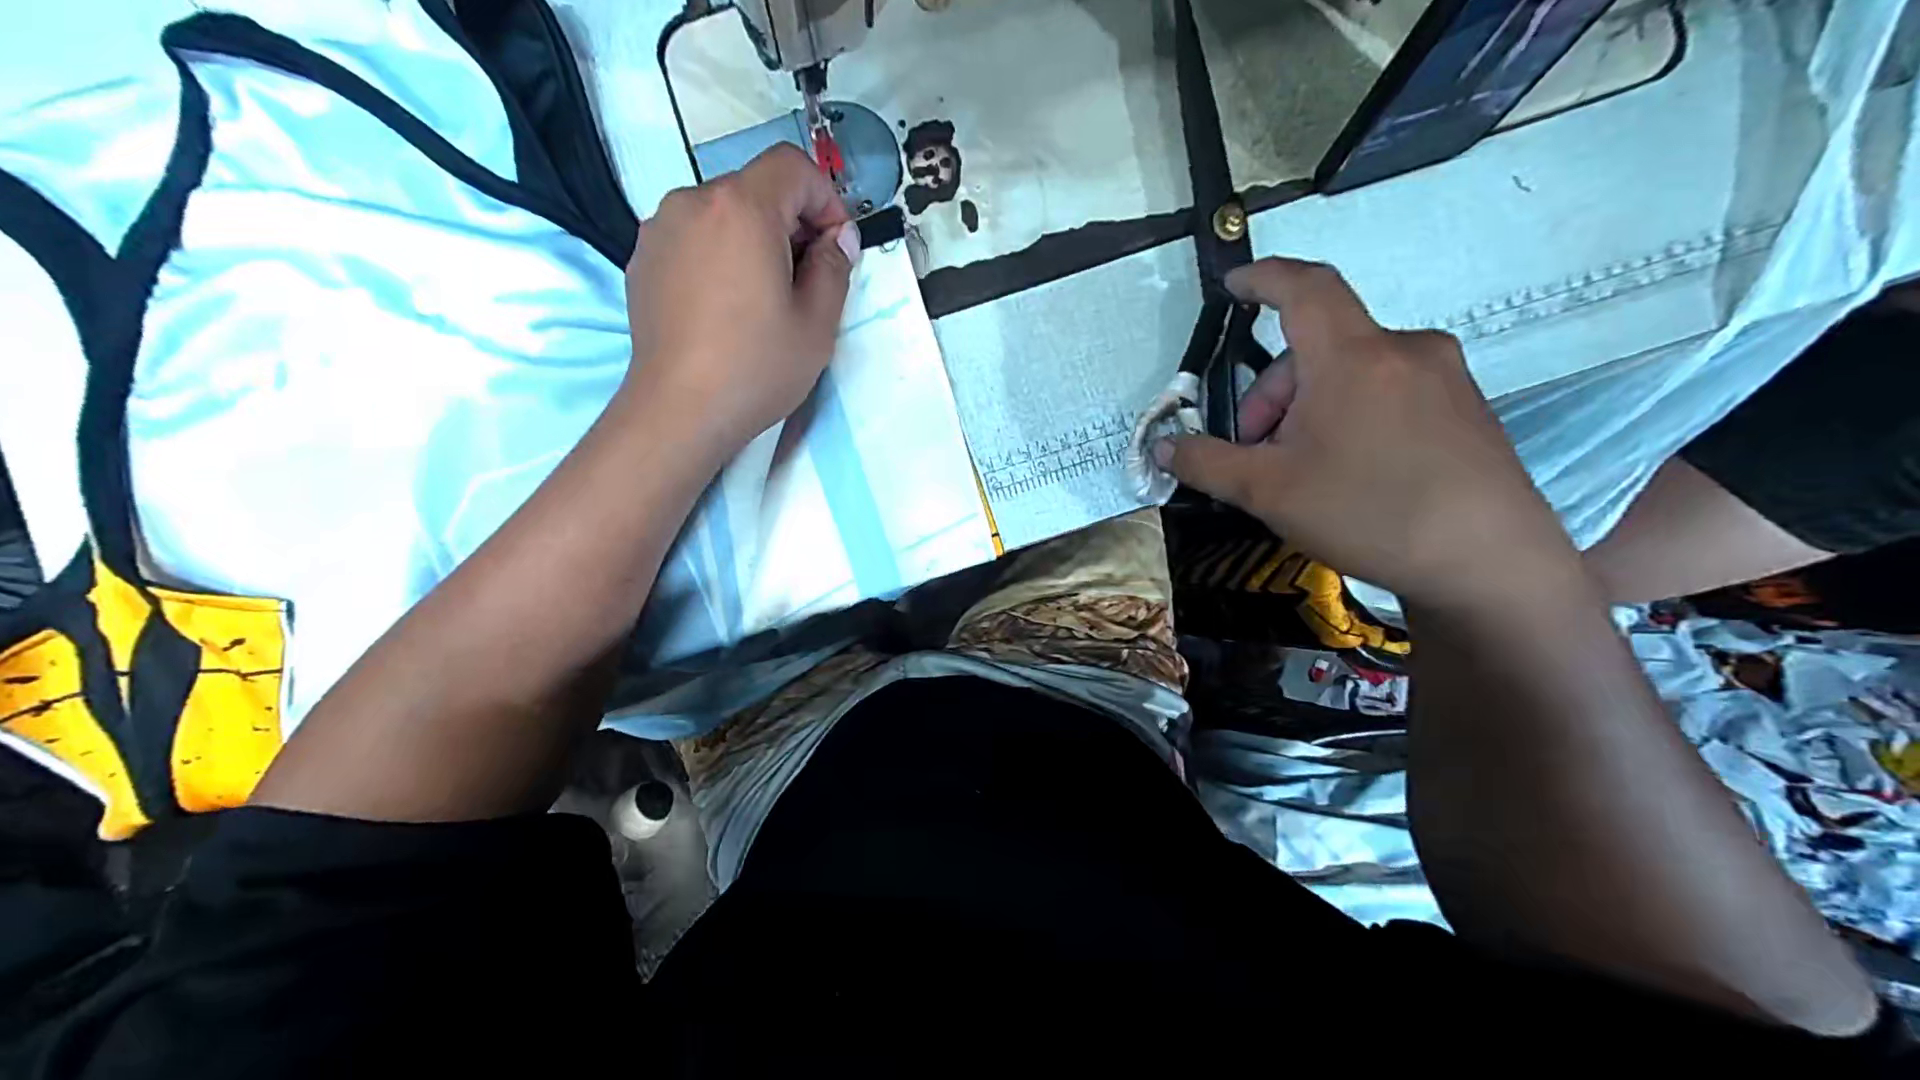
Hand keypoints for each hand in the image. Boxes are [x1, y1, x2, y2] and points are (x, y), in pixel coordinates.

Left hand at [622, 144, 861, 458]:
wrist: (678, 411)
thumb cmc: (756, 367)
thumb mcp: (817, 323)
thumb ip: (834, 268)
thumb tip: (838, 239)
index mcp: (741, 208)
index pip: (792, 166)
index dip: (825, 199)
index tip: (836, 247)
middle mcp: (693, 202)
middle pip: (755, 188)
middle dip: (791, 223)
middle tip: (807, 279)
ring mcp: (660, 230)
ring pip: (722, 214)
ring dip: (754, 240)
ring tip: (764, 297)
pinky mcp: (643, 260)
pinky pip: (693, 239)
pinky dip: (720, 255)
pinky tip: (727, 307)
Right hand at [1159, 258, 1579, 609]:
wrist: (1489, 563)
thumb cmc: (1367, 512)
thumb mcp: (1268, 492)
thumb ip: (1206, 463)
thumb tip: (1162, 448)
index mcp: (1353, 356)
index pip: (1304, 287)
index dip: (1264, 278)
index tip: (1234, 287)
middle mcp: (1404, 349)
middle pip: (1318, 346)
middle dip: (1273, 392)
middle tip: (1255, 448)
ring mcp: (1443, 377)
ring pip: (1353, 372)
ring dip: (1309, 406)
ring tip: (1300, 466)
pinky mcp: (1465, 407)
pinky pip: (1389, 391)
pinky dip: (1351, 413)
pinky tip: (1348, 470)